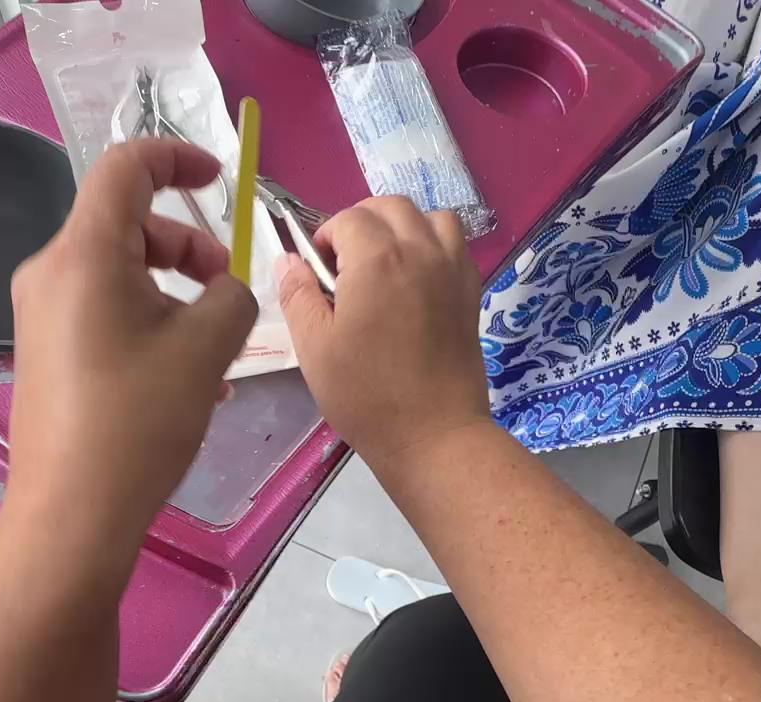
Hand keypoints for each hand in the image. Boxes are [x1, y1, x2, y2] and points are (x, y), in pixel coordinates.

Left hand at [6, 139, 257, 548]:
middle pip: (126, 227)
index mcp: (84, 254)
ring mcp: (42, 317)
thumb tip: (226, 291)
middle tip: (227, 290)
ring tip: (215, 353)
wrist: (72, 512)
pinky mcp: (45, 355)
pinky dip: (148, 327)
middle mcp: (51, 273)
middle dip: (187, 247)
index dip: (177, 158)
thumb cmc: (139, 422)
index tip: (219, 179)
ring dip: (175, 297)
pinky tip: (186, 379)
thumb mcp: (204, 352)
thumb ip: (232, 298)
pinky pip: (103, 317)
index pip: (126, 167)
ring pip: (120, 278)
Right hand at [277, 196, 490, 469]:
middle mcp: (420, 250)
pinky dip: (433, 245)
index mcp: (376, 260)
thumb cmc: (365, 395)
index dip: (325, 238)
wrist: (432, 434)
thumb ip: (298, 296)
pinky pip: (455, 245)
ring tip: (384, 264)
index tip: (316, 271)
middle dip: (361, 223)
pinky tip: (416, 280)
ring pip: (430, 217)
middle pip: (390, 207)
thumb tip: (288, 260)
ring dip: (402, 227)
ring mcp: (452, 269)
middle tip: (343, 264)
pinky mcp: (471, 292)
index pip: (347, 219)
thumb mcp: (315, 348)